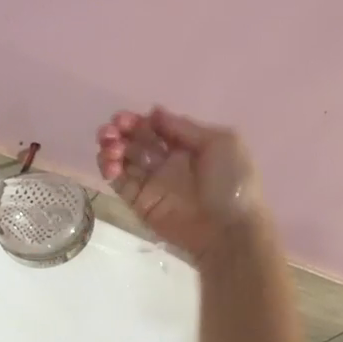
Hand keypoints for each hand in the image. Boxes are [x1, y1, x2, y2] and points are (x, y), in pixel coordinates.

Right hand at [96, 107, 259, 259]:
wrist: (229, 229)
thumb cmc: (231, 182)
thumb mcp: (220, 142)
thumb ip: (184, 127)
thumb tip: (154, 112)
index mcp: (185, 144)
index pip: (153, 127)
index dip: (137, 121)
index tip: (124, 119)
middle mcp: (165, 161)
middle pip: (134, 141)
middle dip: (119, 132)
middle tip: (110, 132)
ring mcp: (151, 182)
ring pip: (123, 160)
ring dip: (111, 149)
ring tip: (110, 149)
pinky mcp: (140, 202)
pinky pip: (119, 183)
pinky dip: (110, 171)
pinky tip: (111, 166)